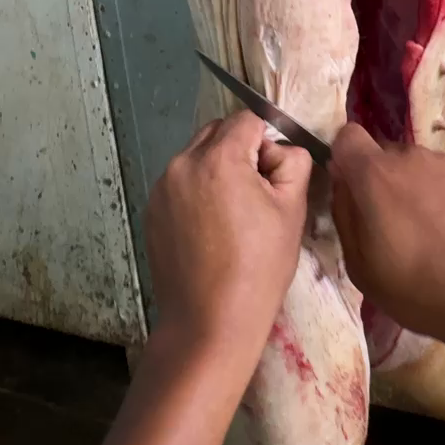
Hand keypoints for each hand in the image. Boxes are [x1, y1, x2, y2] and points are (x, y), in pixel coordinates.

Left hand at [144, 111, 312, 351]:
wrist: (209, 325)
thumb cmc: (259, 267)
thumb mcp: (292, 209)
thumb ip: (293, 161)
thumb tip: (278, 149)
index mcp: (219, 158)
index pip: (248, 120)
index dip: (266, 142)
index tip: (272, 178)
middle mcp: (183, 163)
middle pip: (218, 131)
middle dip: (239, 149)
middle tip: (255, 194)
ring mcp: (162, 187)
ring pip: (198, 155)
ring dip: (217, 169)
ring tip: (232, 215)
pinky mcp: (152, 210)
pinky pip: (181, 181)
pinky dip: (198, 190)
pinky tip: (210, 229)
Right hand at [329, 123, 444, 345]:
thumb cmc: (419, 287)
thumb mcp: (361, 267)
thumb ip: (344, 216)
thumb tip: (344, 185)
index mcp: (375, 174)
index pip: (347, 136)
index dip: (346, 159)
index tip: (353, 190)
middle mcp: (410, 157)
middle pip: (384, 156)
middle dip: (381, 182)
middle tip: (392, 226)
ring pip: (416, 168)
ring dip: (414, 190)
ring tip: (431, 235)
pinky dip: (444, 198)